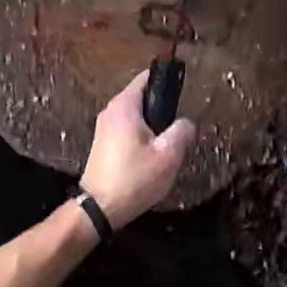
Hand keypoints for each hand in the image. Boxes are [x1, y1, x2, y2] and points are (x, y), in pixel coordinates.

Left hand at [79, 70, 194, 229]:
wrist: (99, 209)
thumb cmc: (134, 178)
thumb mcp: (168, 155)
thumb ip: (181, 132)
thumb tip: (187, 122)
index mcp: (125, 105)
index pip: (147, 77)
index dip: (167, 80)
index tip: (184, 89)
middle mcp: (111, 110)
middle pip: (142, 97)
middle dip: (162, 107)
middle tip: (180, 125)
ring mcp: (104, 128)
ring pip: (136, 116)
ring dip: (153, 125)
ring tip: (170, 143)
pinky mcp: (103, 144)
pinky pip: (127, 130)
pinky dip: (141, 136)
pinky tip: (152, 155)